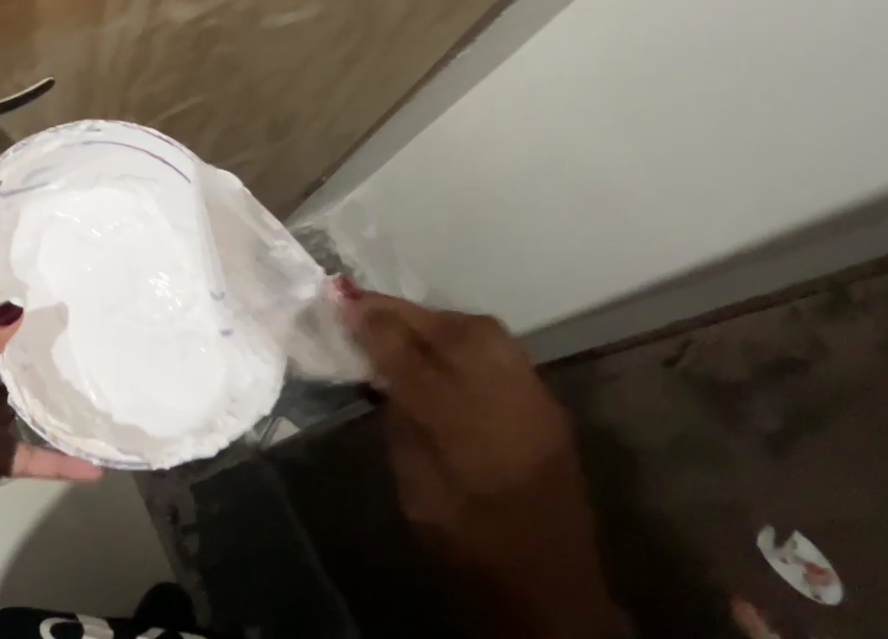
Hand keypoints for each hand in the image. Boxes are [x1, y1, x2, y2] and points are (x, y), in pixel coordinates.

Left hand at [0, 287, 102, 563]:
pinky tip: (96, 463)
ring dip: (51, 380)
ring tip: (94, 359)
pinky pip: (37, 451)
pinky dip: (63, 456)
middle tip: (76, 295)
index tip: (24, 250)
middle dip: (32, 318)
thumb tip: (13, 305)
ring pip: (23, 391)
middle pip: (2, 341)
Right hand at [339, 283, 628, 638]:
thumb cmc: (464, 544)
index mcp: (460, 430)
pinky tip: (440, 345)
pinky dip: (464, 336)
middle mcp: (504, 403)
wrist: (549, 588)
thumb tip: (380, 371)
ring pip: (482, 331)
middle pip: (449, 330)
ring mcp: (534, 399)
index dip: (370, 325)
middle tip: (361, 302)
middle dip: (401, 312)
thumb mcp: (413, 485)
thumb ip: (399, 420)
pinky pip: (502, 350)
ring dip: (434, 319)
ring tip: (399, 321)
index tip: (337, 299)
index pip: (407, 357)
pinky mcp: (549, 404)